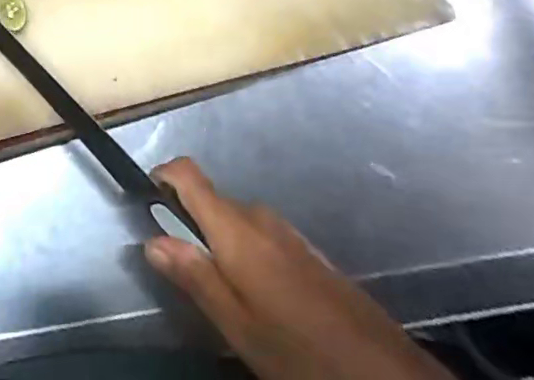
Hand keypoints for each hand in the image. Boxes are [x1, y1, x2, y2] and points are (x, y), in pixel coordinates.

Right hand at [144, 158, 450, 379]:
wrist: (386, 374)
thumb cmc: (299, 349)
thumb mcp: (237, 324)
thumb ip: (193, 277)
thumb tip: (151, 239)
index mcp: (235, 229)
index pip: (188, 174)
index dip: (162, 175)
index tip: (147, 198)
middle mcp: (260, 218)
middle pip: (211, 201)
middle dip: (190, 224)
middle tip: (184, 273)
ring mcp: (289, 233)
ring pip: (237, 223)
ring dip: (220, 244)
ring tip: (223, 293)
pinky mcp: (309, 252)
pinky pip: (262, 238)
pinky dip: (247, 255)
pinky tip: (260, 299)